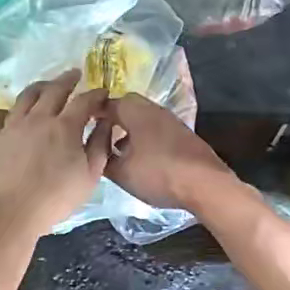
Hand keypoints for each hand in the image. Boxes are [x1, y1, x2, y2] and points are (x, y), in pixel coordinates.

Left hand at [0, 73, 110, 239]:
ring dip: (39, 86)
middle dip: (67, 79)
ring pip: (25, 96)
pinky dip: (5, 110)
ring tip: (46, 85)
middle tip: (75, 74)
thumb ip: (99, 145)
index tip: (103, 92)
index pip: (84, 101)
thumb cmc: (56, 198)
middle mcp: (38, 118)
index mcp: (65, 127)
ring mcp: (12, 126)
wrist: (11, 212)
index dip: (96, 94)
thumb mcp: (89, 176)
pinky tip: (10, 114)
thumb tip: (106, 122)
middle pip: (54, 90)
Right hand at [101, 93, 237, 211]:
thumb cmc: (159, 174)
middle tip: (101, 136)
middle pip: (129, 107)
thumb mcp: (122, 173)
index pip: (109, 103)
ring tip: (118, 151)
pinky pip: (158, 131)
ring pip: (145, 119)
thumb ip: (104, 161)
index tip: (83, 125)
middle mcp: (156, 110)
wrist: (205, 185)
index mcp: (136, 112)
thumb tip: (97, 154)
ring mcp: (173, 122)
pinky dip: (146, 139)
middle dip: (114, 119)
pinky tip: (143, 159)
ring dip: (131, 131)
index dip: (94, 113)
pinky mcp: (185, 137)